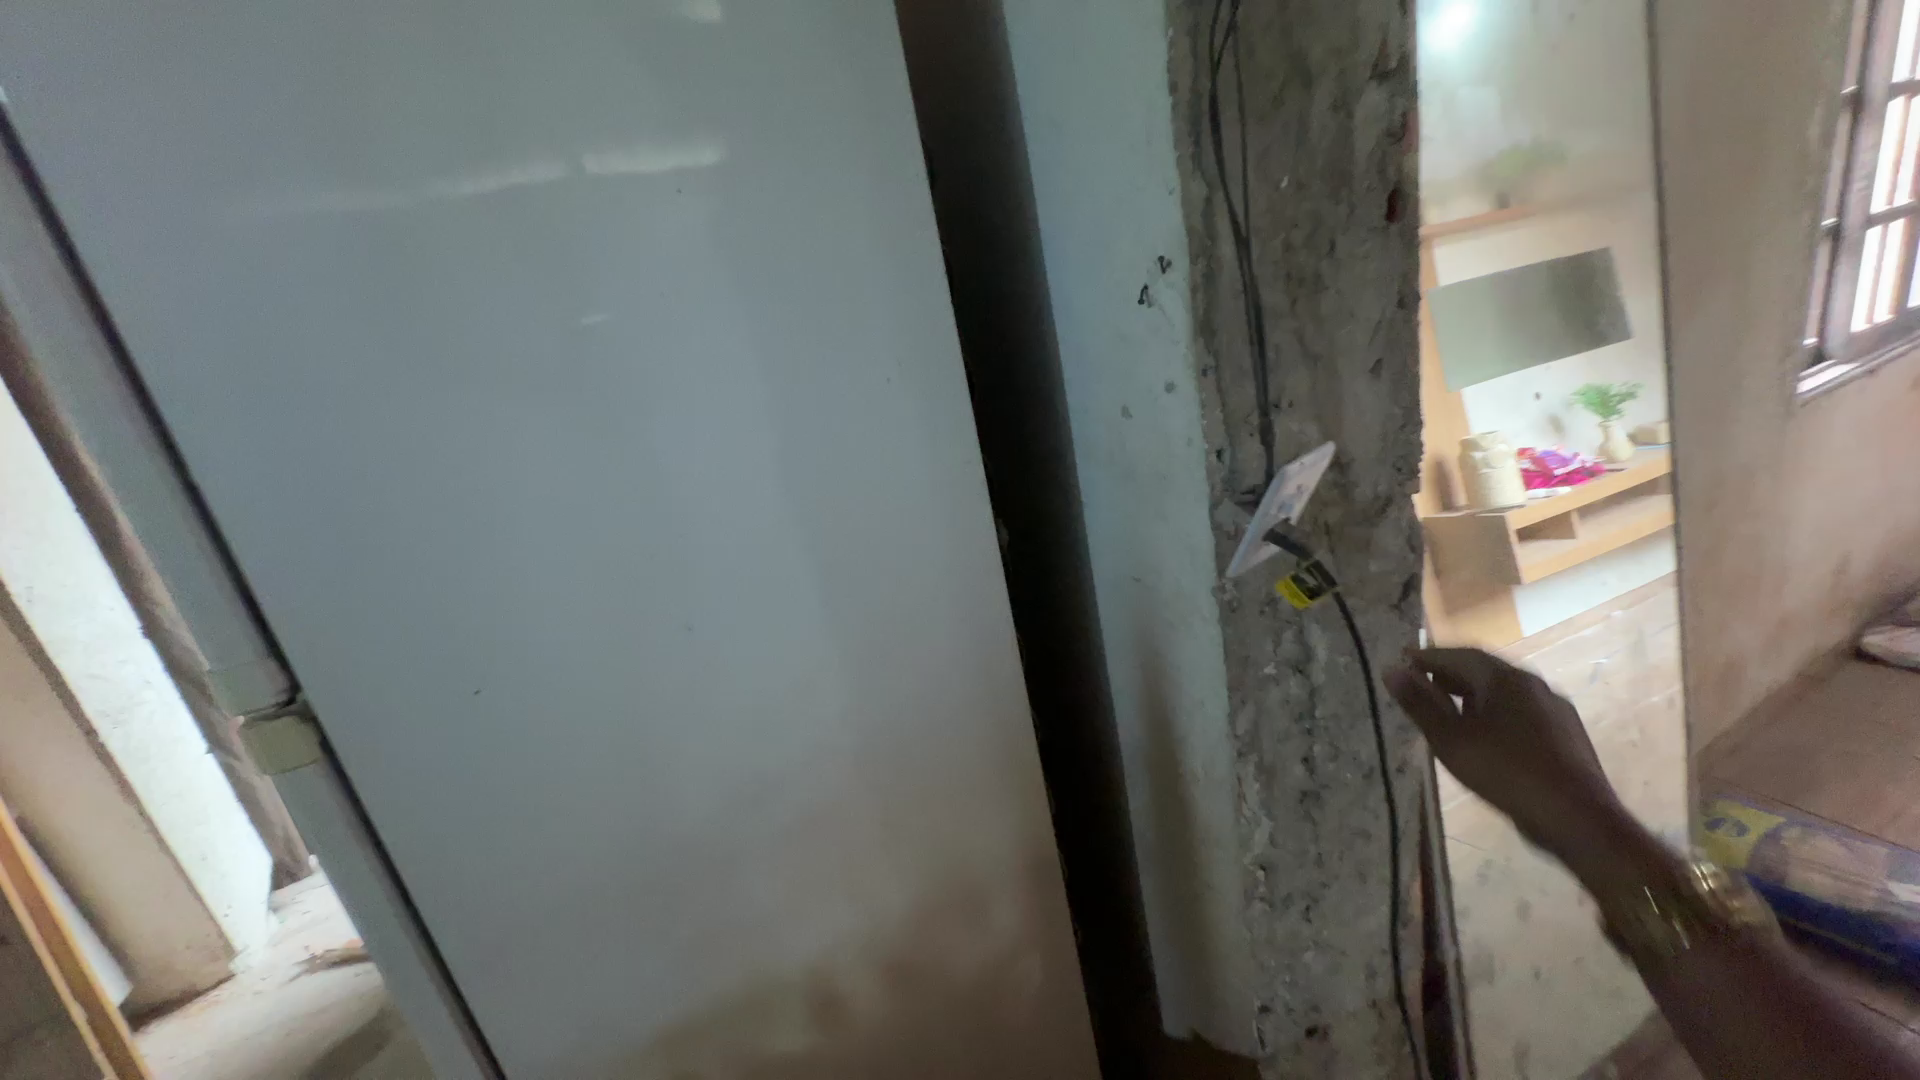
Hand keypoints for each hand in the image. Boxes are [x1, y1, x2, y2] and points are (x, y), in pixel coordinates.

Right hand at [1386, 647, 1626, 864]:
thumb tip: (1391, 670)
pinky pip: (1520, 710)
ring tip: (1446, 709)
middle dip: (1448, 673)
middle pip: (1483, 669)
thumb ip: (1419, 703)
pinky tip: (1485, 733)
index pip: (1457, 654)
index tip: (1401, 660)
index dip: (1426, 656)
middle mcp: (1533, 684)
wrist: (1578, 819)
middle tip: (1419, 683)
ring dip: (1471, 693)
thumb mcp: (1449, 739)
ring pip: (1503, 691)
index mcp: (1505, 678)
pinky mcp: (1566, 733)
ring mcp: (1554, 708)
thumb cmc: (1505, 772)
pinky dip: (1494, 710)